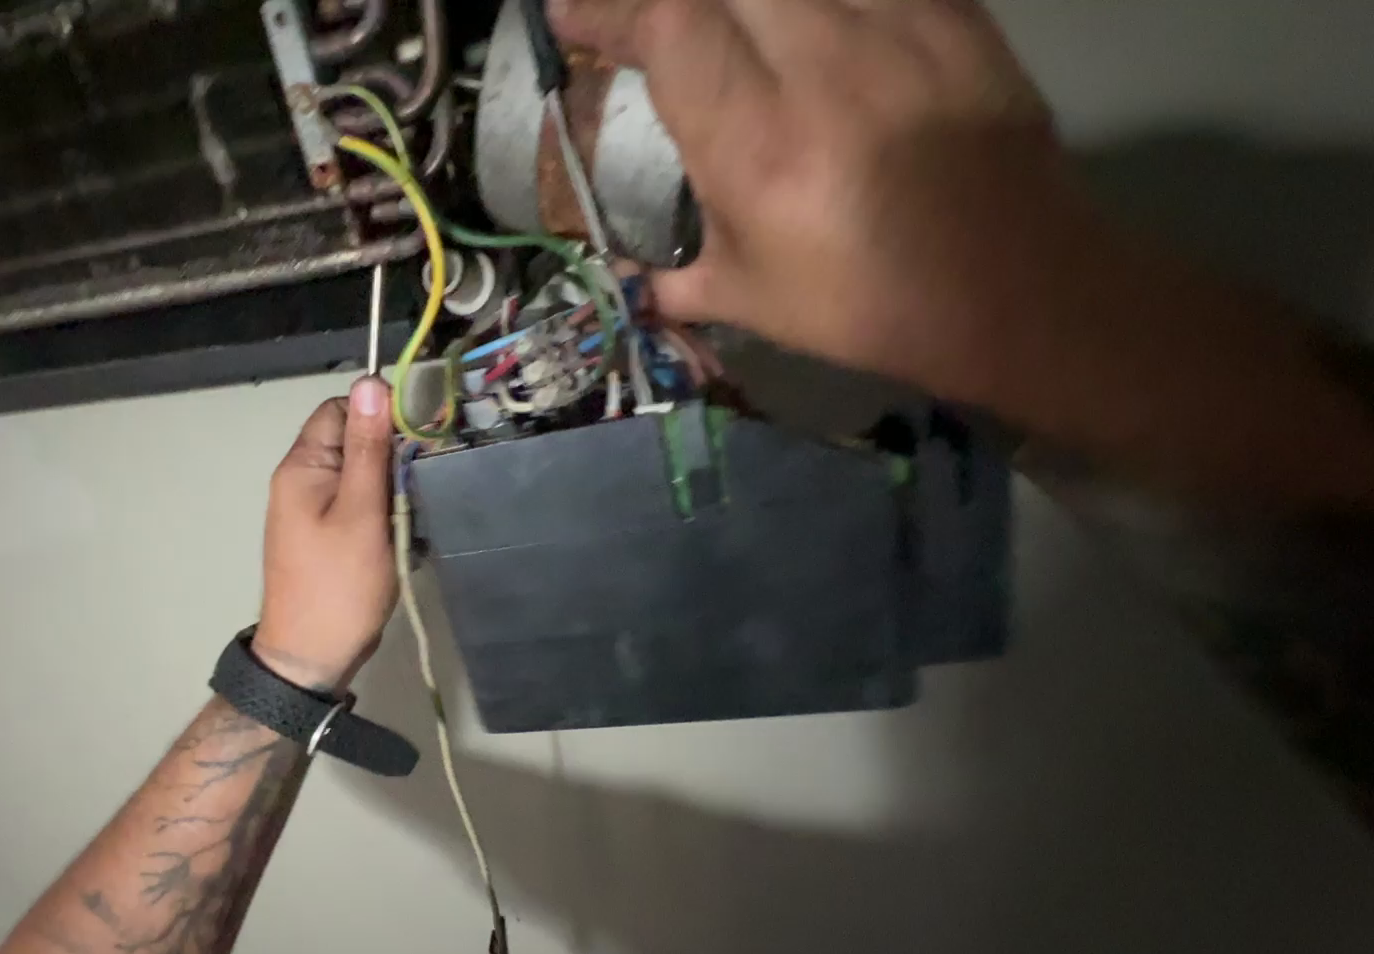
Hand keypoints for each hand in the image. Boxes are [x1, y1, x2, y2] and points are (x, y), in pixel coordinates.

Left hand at [252, 378, 397, 691]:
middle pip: (355, 442)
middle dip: (392, 458)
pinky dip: (385, 515)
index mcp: (302, 466)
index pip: (341, 410)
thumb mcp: (361, 512)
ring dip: (393, 490)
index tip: (417, 439)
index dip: (379, 414)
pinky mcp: (329, 534)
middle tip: (420, 486)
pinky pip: (361, 506)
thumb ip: (368, 448)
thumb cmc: (339, 585)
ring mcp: (314, 510)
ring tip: (412, 517)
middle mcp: (303, 480)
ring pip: (364, 476)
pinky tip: (402, 537)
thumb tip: (370, 382)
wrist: (312, 657)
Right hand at [552, 0, 1109, 399]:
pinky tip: (798, 23)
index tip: (567, 15)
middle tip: (644, 23)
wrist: (1005, 285)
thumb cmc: (859, 305)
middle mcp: (820, 63)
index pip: (670, 27)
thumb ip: (670, 283)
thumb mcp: (746, 301)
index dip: (608, 10)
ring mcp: (893, 24)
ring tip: (720, 27)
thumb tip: (626, 285)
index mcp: (756, 144)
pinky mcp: (949, 9)